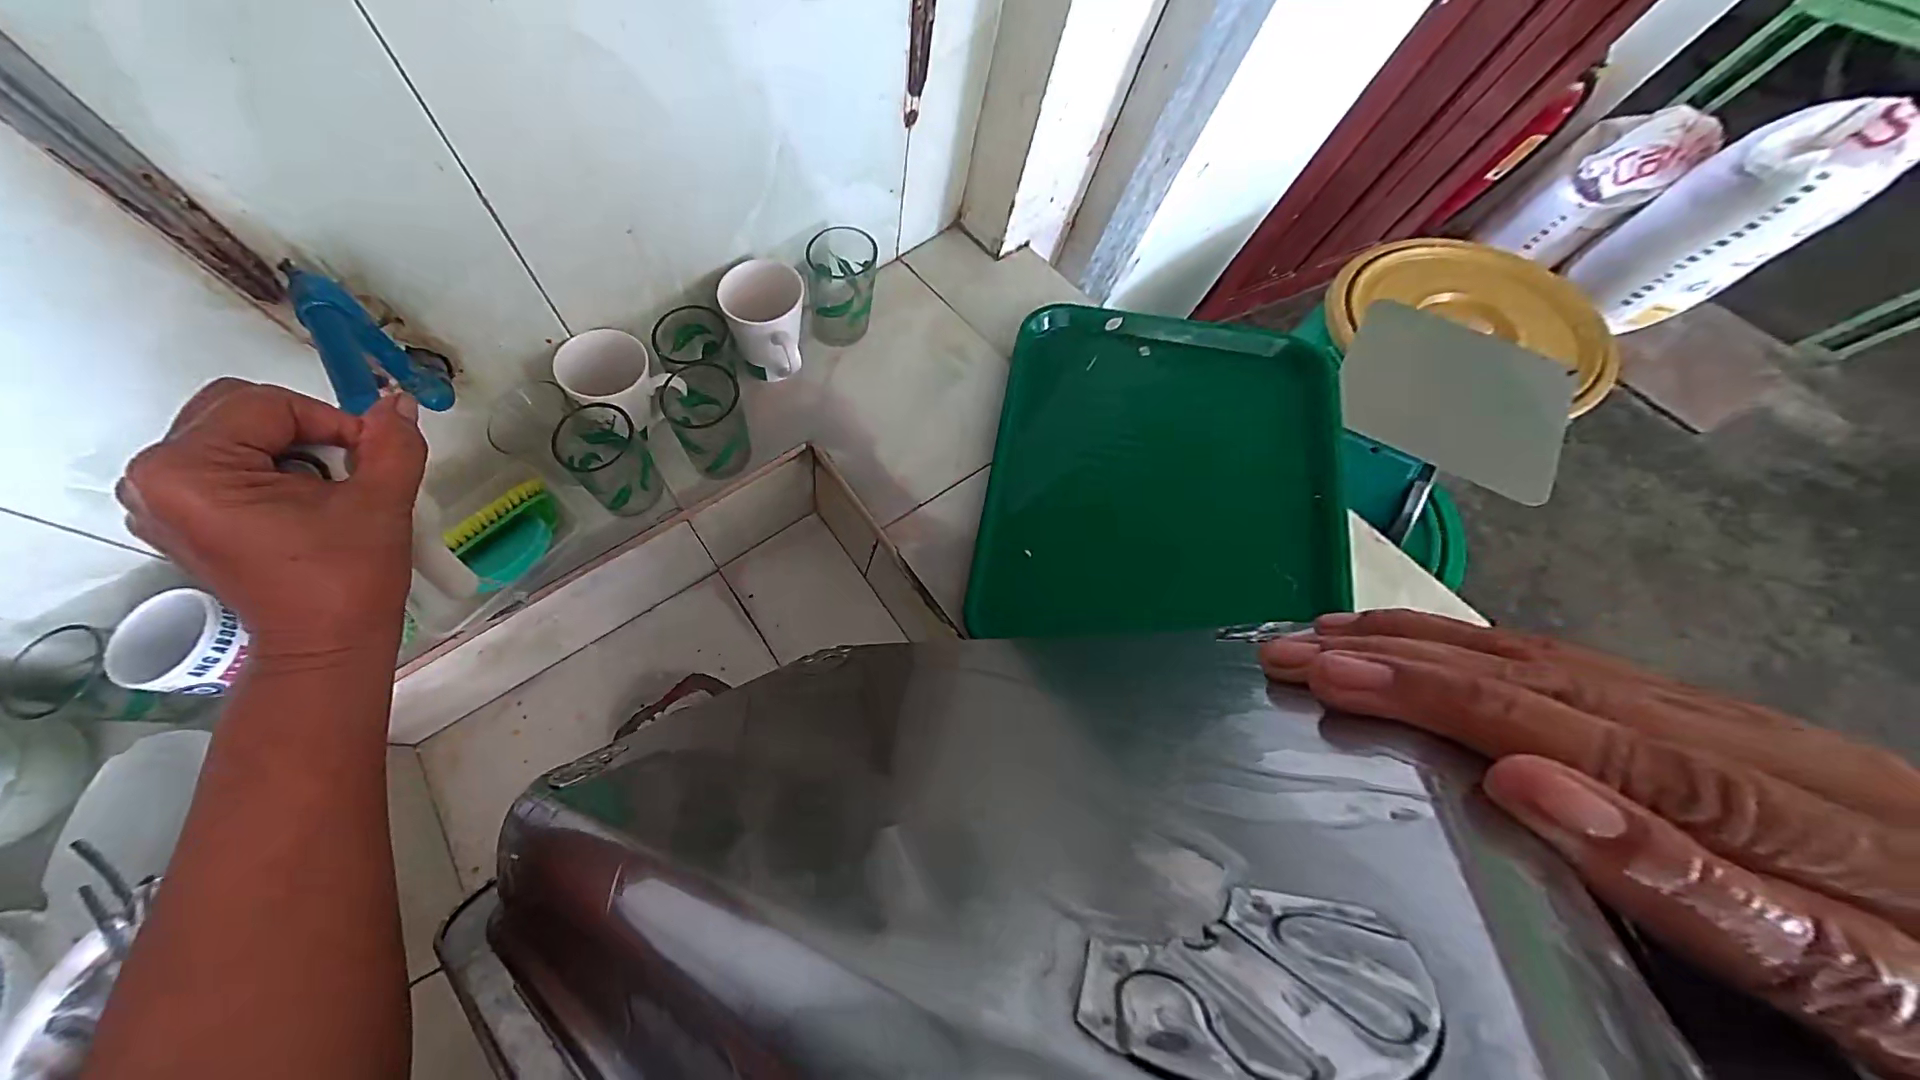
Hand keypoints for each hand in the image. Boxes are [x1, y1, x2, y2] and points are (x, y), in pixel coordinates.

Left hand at [118, 379, 427, 661]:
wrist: (328, 642)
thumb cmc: (348, 577)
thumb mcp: (381, 502)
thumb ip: (393, 443)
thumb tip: (398, 403)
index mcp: (187, 470)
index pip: (268, 405)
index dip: (335, 424)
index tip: (373, 460)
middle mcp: (154, 477)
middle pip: (239, 410)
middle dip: (307, 432)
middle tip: (351, 472)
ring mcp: (161, 499)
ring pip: (237, 434)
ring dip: (294, 451)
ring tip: (331, 494)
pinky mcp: (181, 516)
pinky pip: (228, 464)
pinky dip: (276, 470)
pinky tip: (308, 505)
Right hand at [1260, 610, 1919, 1077]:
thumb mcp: (1865, 988)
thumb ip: (1700, 891)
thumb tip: (1530, 787)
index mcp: (1741, 797)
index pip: (1538, 719)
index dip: (1419, 690)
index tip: (1326, 674)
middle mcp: (1712, 735)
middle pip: (1520, 672)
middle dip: (1391, 653)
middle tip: (1291, 648)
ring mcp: (1712, 719)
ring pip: (1539, 655)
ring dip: (1420, 638)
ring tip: (1333, 631)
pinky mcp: (1713, 721)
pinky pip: (1572, 665)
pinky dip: (1479, 647)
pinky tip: (1432, 647)